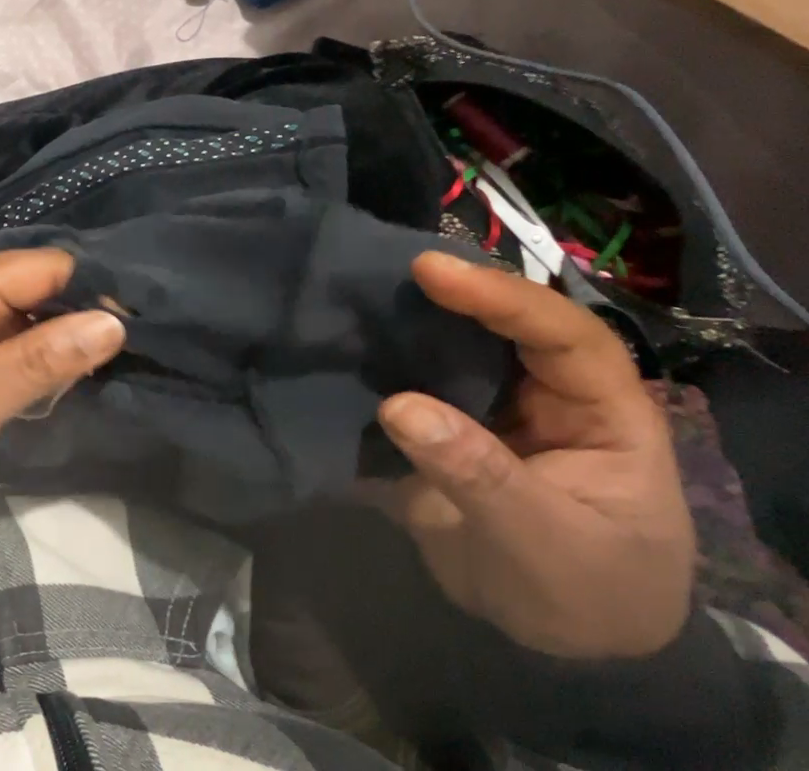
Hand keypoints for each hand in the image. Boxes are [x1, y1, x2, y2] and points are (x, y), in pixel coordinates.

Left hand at [0, 249, 126, 524]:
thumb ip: (42, 359)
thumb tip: (114, 321)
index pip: (45, 266)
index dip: (93, 289)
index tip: (144, 323)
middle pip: (43, 287)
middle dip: (84, 317)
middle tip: (136, 353)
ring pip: (35, 317)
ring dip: (67, 343)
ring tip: (107, 373)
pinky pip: (20, 345)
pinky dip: (44, 363)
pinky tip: (68, 386)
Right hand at [372, 251, 695, 658]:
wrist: (555, 646)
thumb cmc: (587, 592)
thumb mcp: (543, 539)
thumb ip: (476, 472)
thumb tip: (397, 404)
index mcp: (598, 410)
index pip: (560, 333)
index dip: (500, 297)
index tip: (431, 272)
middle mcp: (536, 397)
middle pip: (491, 330)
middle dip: (435, 297)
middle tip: (366, 269)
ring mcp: (479, 416)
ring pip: (438, 358)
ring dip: (389, 332)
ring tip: (333, 302)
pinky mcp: (432, 440)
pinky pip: (395, 398)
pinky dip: (358, 379)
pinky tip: (318, 357)